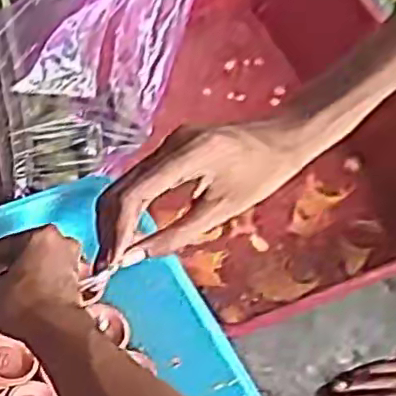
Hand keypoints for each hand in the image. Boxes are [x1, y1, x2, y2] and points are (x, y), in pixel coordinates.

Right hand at [0, 226, 84, 332]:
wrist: (54, 327)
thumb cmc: (22, 303)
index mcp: (37, 236)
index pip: (4, 246)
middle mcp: (60, 242)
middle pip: (26, 252)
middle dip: (9, 266)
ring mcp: (73, 261)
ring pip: (40, 264)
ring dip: (24, 275)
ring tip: (7, 290)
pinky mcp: (77, 281)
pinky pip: (50, 278)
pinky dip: (37, 285)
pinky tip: (23, 297)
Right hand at [93, 114, 331, 271]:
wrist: (289, 133)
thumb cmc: (265, 171)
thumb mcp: (222, 211)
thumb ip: (173, 236)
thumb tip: (131, 258)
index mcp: (188, 154)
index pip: (133, 196)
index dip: (117, 232)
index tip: (111, 262)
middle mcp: (168, 146)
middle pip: (117, 193)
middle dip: (107, 231)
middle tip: (106, 262)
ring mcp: (162, 147)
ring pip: (117, 190)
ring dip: (110, 224)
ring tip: (113, 252)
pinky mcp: (161, 153)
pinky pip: (129, 186)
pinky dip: (121, 213)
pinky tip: (124, 233)